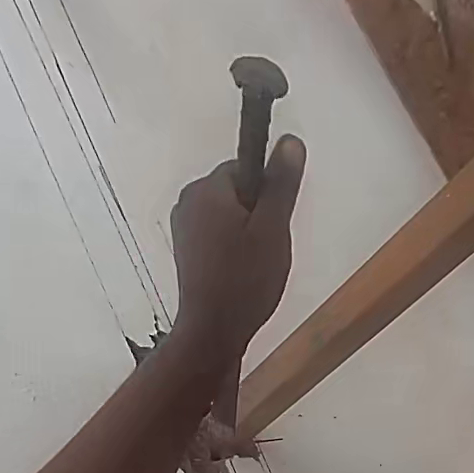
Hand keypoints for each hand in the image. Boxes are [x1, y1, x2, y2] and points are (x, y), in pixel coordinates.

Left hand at [169, 135, 304, 353]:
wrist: (214, 330)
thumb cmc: (244, 282)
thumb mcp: (273, 230)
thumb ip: (280, 184)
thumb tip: (289, 142)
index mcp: (208, 189)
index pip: (245, 168)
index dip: (267, 194)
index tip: (275, 223)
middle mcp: (188, 201)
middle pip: (235, 192)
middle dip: (257, 216)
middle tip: (268, 250)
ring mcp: (183, 228)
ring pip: (227, 217)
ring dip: (246, 236)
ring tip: (255, 268)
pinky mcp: (186, 252)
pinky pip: (216, 238)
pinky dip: (232, 252)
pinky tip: (241, 276)